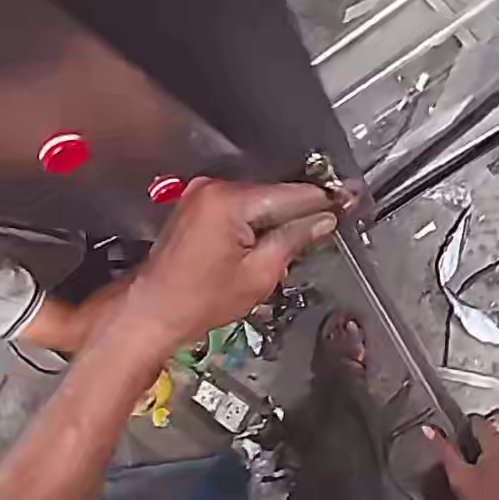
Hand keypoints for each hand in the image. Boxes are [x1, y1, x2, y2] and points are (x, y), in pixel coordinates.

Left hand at [118, 178, 335, 352]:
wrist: (151, 311)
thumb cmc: (197, 300)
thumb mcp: (260, 274)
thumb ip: (294, 239)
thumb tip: (322, 220)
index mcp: (229, 201)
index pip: (292, 193)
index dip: (324, 201)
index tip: (347, 201)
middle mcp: (213, 188)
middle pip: (275, 193)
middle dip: (302, 209)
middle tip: (331, 222)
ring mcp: (202, 194)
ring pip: (259, 198)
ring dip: (280, 215)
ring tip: (303, 235)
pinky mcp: (197, 204)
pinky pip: (240, 204)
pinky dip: (258, 218)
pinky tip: (270, 238)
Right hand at [424, 413, 498, 499]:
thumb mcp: (459, 478)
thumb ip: (444, 451)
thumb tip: (429, 430)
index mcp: (498, 443)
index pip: (479, 421)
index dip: (464, 427)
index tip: (456, 438)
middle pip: (497, 428)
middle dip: (482, 435)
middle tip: (467, 449)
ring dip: (493, 449)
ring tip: (479, 465)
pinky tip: (494, 480)